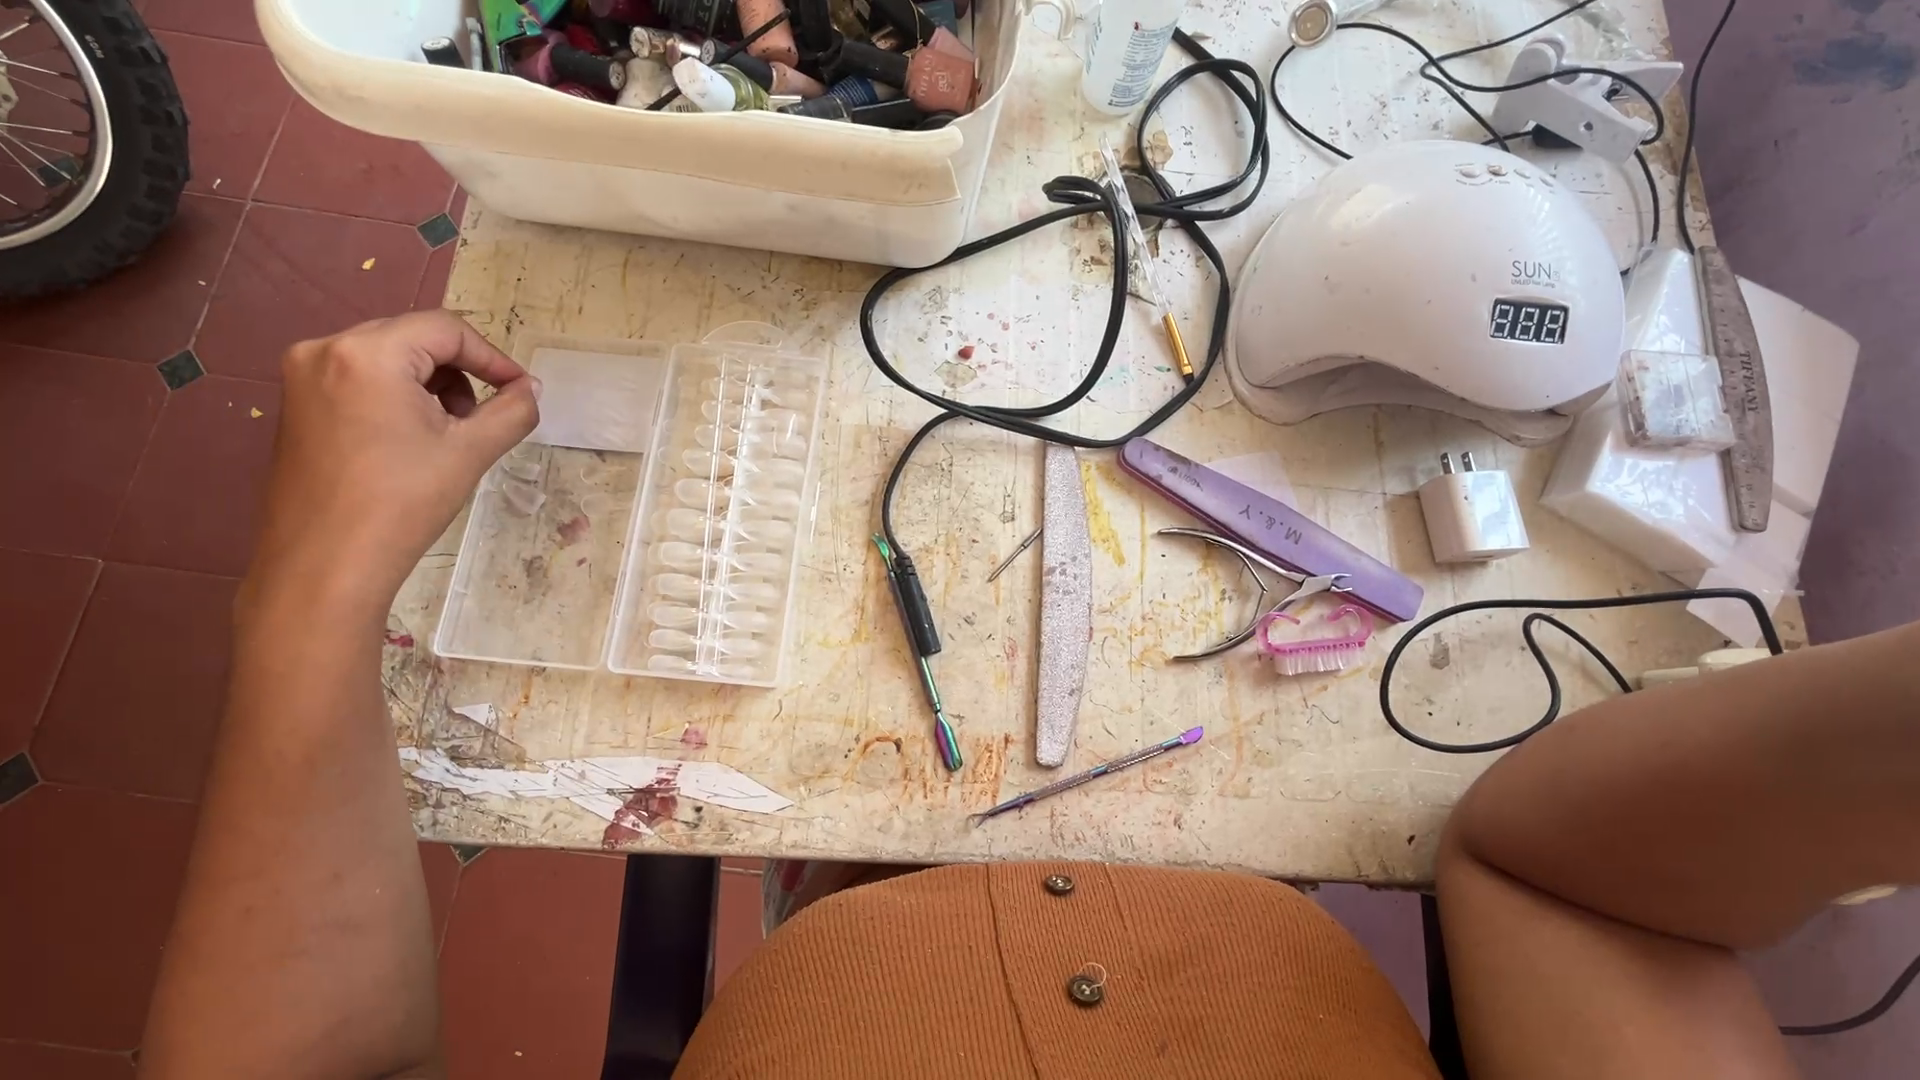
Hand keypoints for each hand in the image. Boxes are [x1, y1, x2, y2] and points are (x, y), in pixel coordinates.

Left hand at [246, 312, 540, 619]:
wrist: (326, 563)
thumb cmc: (403, 502)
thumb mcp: (470, 451)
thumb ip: (512, 411)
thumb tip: (530, 389)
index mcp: (367, 353)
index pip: (446, 329)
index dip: (492, 357)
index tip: (522, 391)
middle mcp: (325, 350)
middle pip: (414, 338)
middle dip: (462, 371)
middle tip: (488, 414)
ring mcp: (303, 376)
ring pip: (389, 357)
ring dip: (433, 383)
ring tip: (453, 431)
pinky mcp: (297, 404)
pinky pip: (361, 378)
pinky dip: (399, 395)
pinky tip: (415, 437)